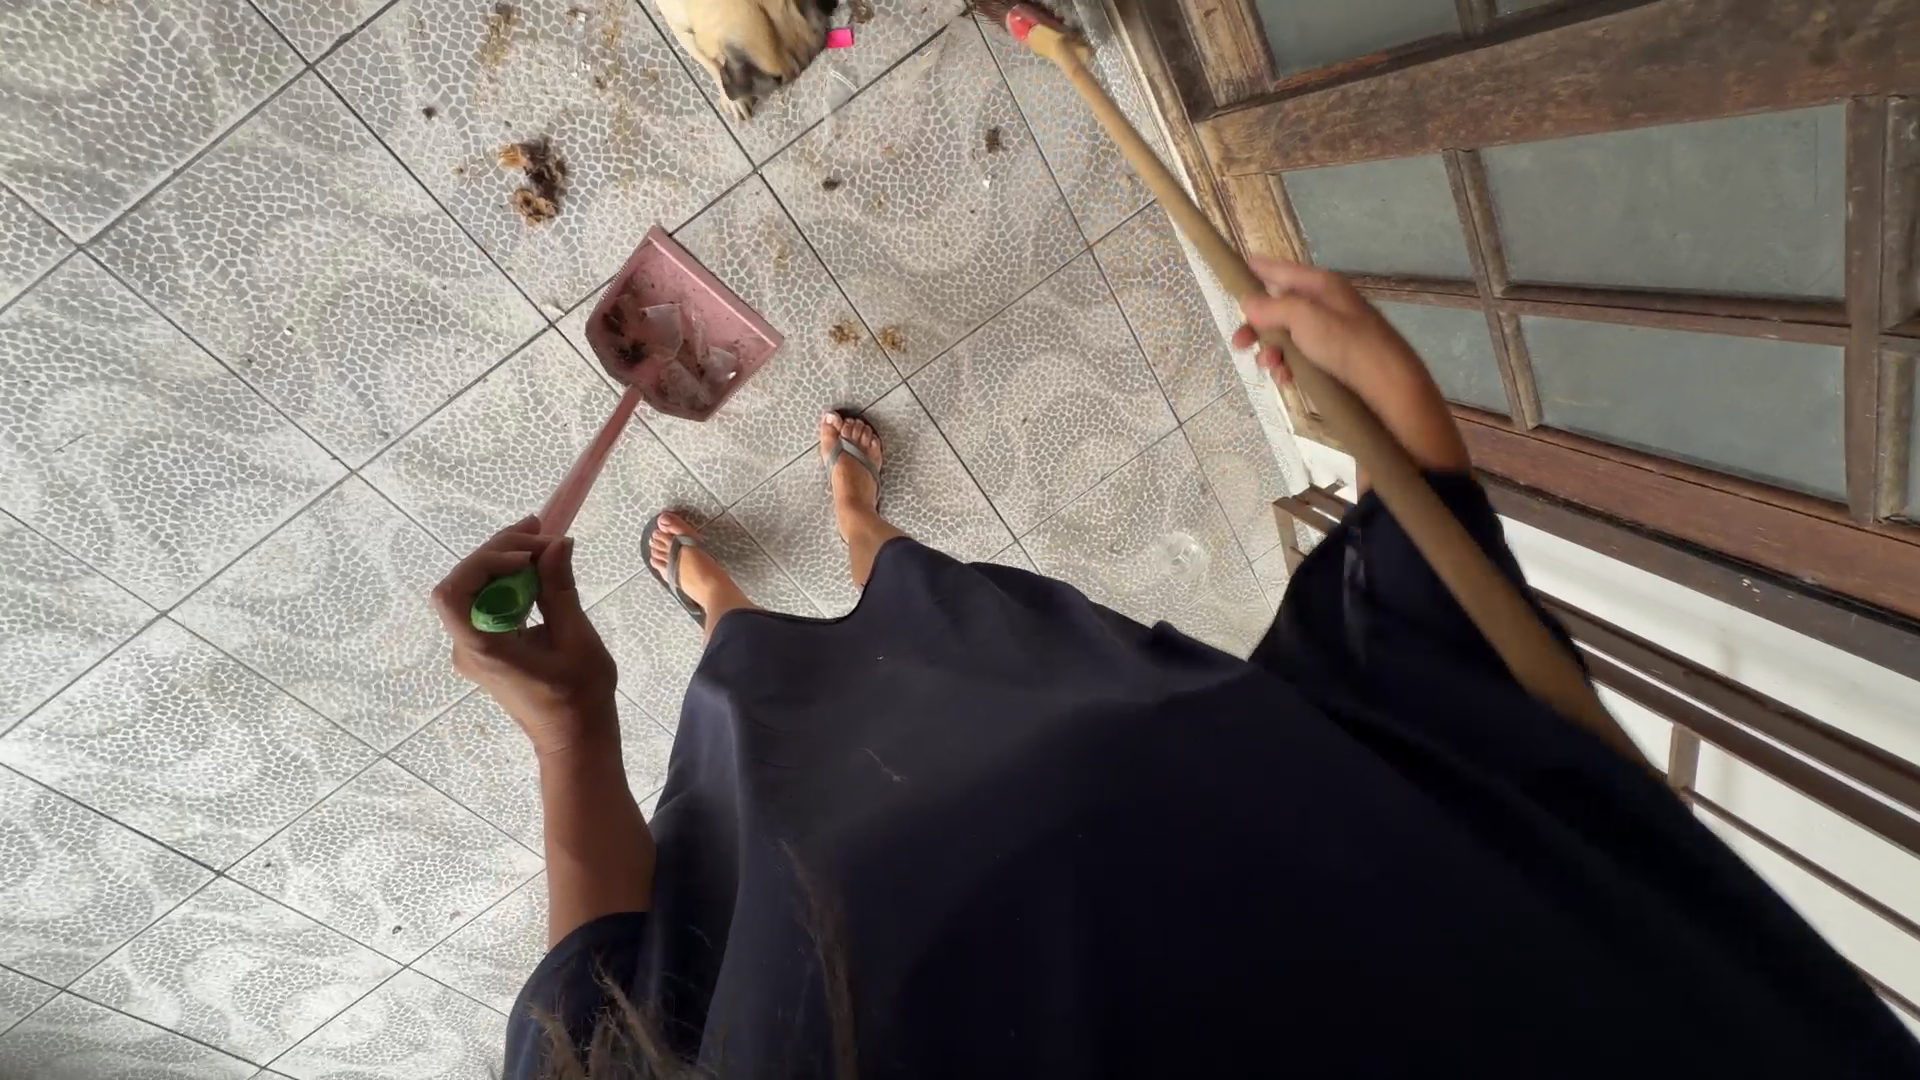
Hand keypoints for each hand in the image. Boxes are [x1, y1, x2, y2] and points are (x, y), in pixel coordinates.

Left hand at [431, 516, 617, 756]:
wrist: (575, 737)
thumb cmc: (580, 695)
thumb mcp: (577, 639)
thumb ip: (560, 590)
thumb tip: (557, 544)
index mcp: (485, 648)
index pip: (453, 593)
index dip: (484, 562)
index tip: (530, 553)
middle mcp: (468, 647)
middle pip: (463, 584)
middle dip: (500, 552)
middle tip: (542, 532)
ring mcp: (475, 649)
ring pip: (474, 591)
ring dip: (505, 563)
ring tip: (544, 542)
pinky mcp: (489, 649)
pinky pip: (489, 604)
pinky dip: (511, 582)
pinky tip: (538, 570)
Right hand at [1231, 256, 1424, 394]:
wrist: (1384, 380)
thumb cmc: (1344, 342)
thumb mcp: (1303, 318)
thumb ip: (1272, 307)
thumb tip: (1248, 301)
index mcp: (1321, 286)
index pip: (1284, 270)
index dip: (1262, 268)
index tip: (1243, 264)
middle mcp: (1324, 304)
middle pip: (1279, 309)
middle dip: (1257, 327)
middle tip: (1239, 343)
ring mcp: (1328, 331)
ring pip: (1285, 337)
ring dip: (1271, 352)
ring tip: (1270, 367)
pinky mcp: (1331, 356)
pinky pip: (1299, 357)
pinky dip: (1288, 367)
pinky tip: (1287, 378)